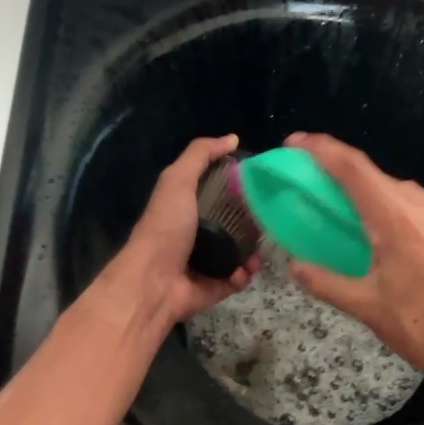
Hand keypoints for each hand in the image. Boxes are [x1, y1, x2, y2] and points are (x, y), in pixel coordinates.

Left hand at [95, 134, 255, 328]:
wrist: (154, 282)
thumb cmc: (166, 227)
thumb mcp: (178, 180)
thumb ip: (200, 155)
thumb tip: (232, 138)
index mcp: (187, 208)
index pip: (218, 192)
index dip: (239, 186)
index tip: (261, 184)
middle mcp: (196, 234)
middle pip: (234, 223)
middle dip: (253, 223)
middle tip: (270, 220)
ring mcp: (206, 262)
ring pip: (240, 252)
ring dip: (253, 251)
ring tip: (259, 251)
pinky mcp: (215, 286)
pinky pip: (238, 278)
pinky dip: (244, 274)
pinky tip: (245, 270)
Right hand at [282, 133, 423, 389]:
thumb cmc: (417, 328)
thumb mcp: (364, 307)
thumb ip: (324, 281)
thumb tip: (293, 266)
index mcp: (396, 221)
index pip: (353, 169)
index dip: (322, 149)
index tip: (296, 142)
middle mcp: (423, 207)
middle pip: (375, 175)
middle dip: (341, 170)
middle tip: (313, 177)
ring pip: (399, 188)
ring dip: (370, 189)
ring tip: (348, 205)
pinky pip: (420, 204)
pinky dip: (395, 205)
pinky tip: (386, 226)